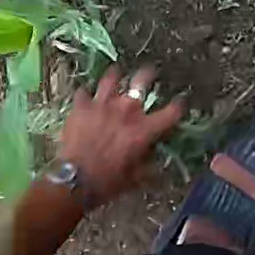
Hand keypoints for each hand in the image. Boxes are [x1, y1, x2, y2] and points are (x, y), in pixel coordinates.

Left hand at [55, 65, 184, 207]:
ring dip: (115, 75)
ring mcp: (102, 104)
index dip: (178, 106)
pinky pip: (83, 92)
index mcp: (144, 129)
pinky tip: (85, 96)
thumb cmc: (109, 182)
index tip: (179, 103)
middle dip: (148, 74)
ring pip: (111, 78)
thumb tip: (155, 161)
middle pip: (142, 81)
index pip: (171, 113)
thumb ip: (149, 165)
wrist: (75, 180)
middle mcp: (127, 110)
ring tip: (116, 72)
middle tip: (149, 72)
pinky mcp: (81, 106)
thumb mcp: (136, 178)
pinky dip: (86, 95)